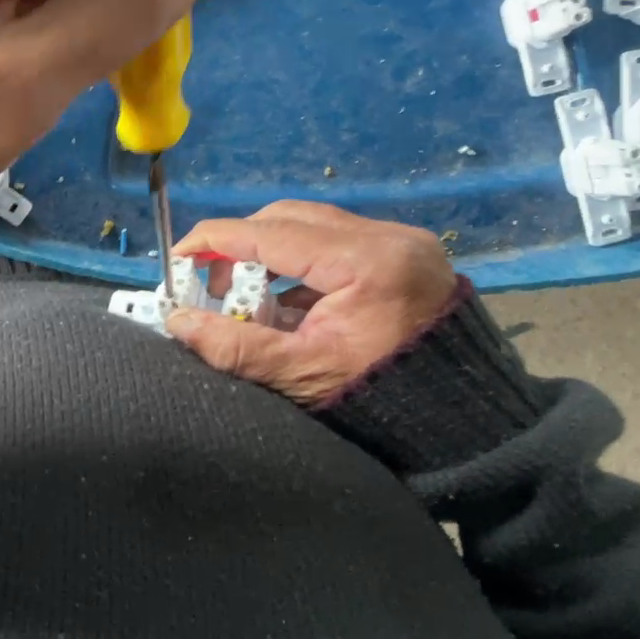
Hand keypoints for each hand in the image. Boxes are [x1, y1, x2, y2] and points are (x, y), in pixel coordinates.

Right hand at [163, 202, 460, 405]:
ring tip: (242, 289)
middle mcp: (387, 237)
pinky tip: (281, 296)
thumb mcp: (298, 372)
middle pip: (287, 217)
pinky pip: (333, 240)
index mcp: (366, 261)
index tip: (176, 257)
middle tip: (208, 279)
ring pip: (309, 224)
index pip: (269, 233)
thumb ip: (233, 345)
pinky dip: (295, 261)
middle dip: (238, 243)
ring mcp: (399, 242)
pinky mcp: (403, 254)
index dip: (213, 240)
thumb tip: (175, 320)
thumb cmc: (378, 397)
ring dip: (265, 250)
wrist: (464, 421)